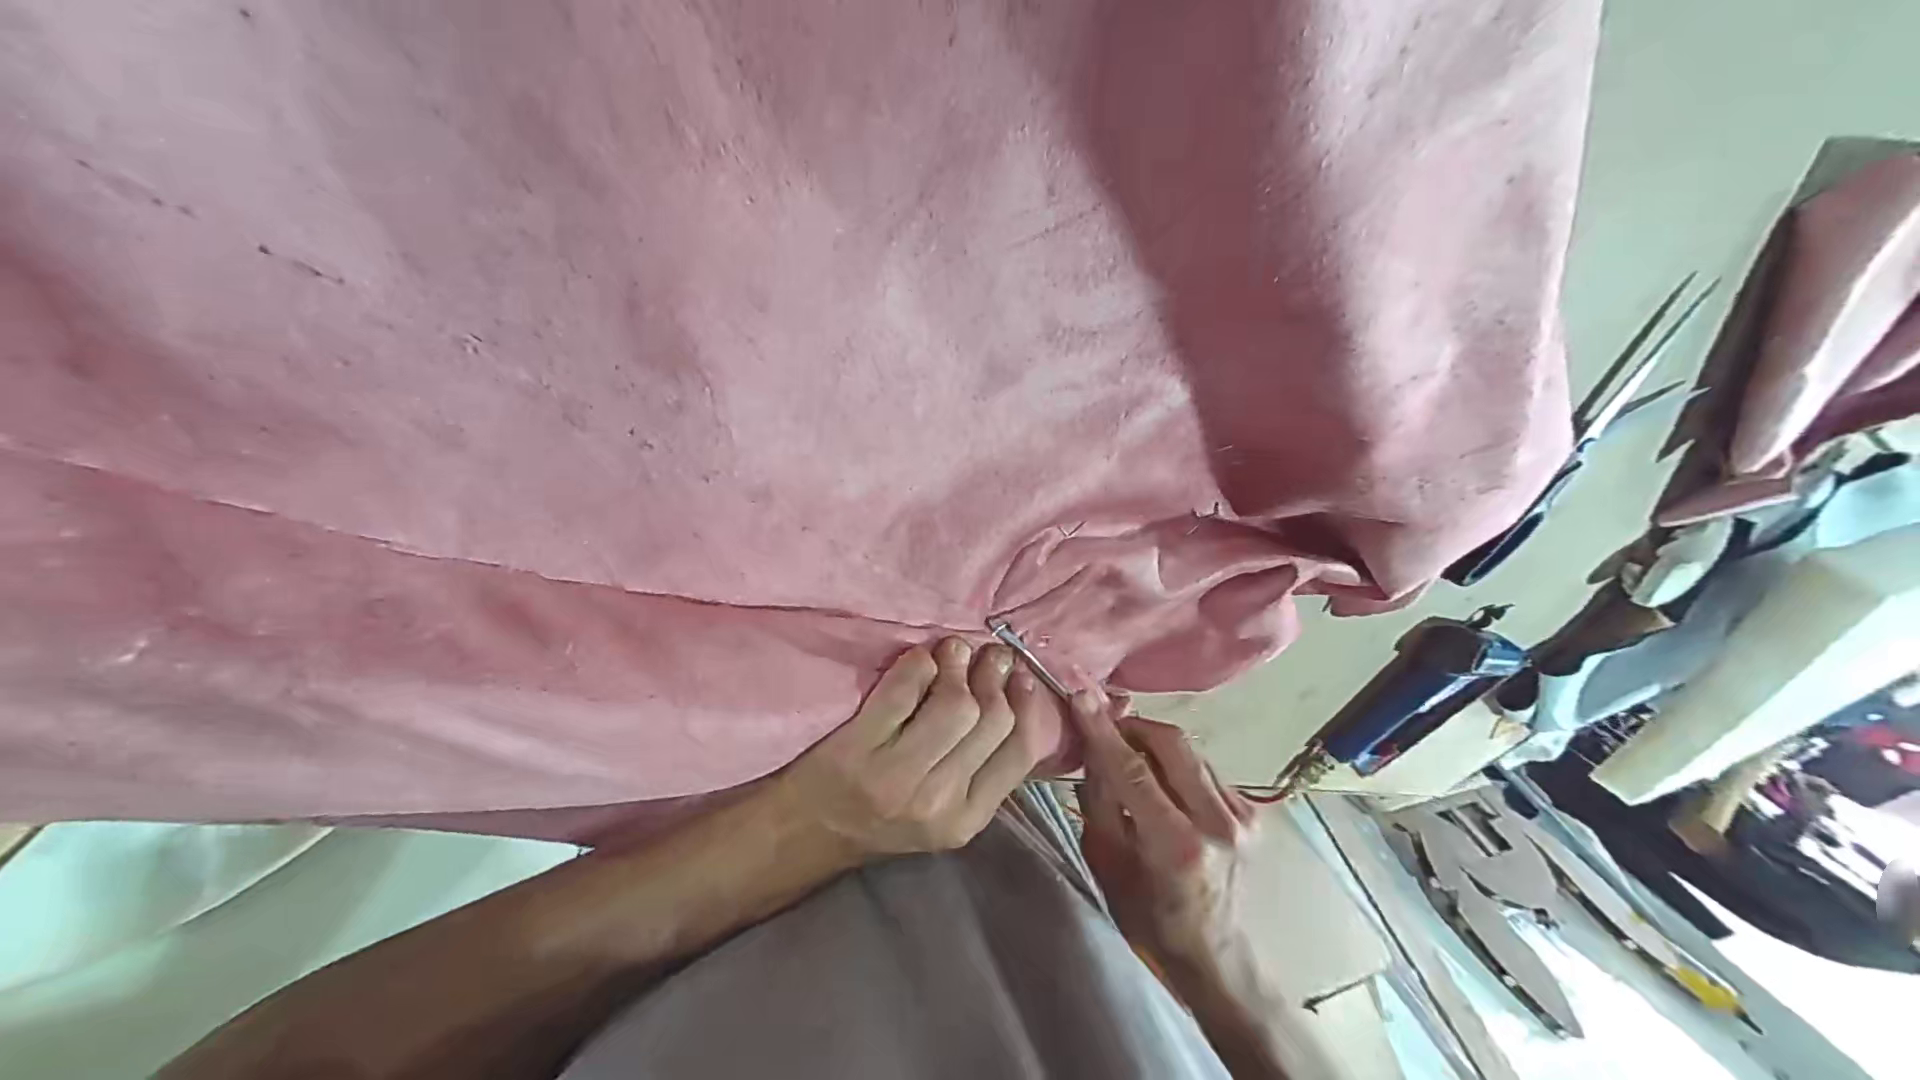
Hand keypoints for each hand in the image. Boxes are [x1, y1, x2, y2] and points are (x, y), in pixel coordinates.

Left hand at [776, 637, 1057, 862]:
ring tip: (957, 651)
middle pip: (991, 719)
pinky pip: (904, 688)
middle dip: (997, 676)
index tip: (1024, 677)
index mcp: (966, 820)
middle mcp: (937, 801)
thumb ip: (981, 772)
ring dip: (961, 665)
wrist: (808, 833)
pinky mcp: (859, 746)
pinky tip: (924, 658)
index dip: (1028, 706)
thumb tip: (1016, 704)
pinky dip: (920, 663)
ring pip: (955, 702)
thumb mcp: (944, 816)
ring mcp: (897, 774)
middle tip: (994, 655)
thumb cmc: (881, 819)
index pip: (1018, 753)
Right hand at [1071, 692, 1260, 985]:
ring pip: (1191, 750)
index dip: (1102, 729)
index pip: (1131, 768)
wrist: (1221, 957)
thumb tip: (1093, 750)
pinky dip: (1176, 764)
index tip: (1081, 696)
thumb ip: (1100, 803)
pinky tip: (1162, 781)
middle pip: (1171, 742)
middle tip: (1106, 728)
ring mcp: (1242, 815)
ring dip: (1154, 743)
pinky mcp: (1252, 812)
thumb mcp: (1109, 866)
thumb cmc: (1151, 919)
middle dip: (1133, 726)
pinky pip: (1205, 768)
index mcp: (1176, 845)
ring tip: (1129, 754)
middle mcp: (1218, 822)